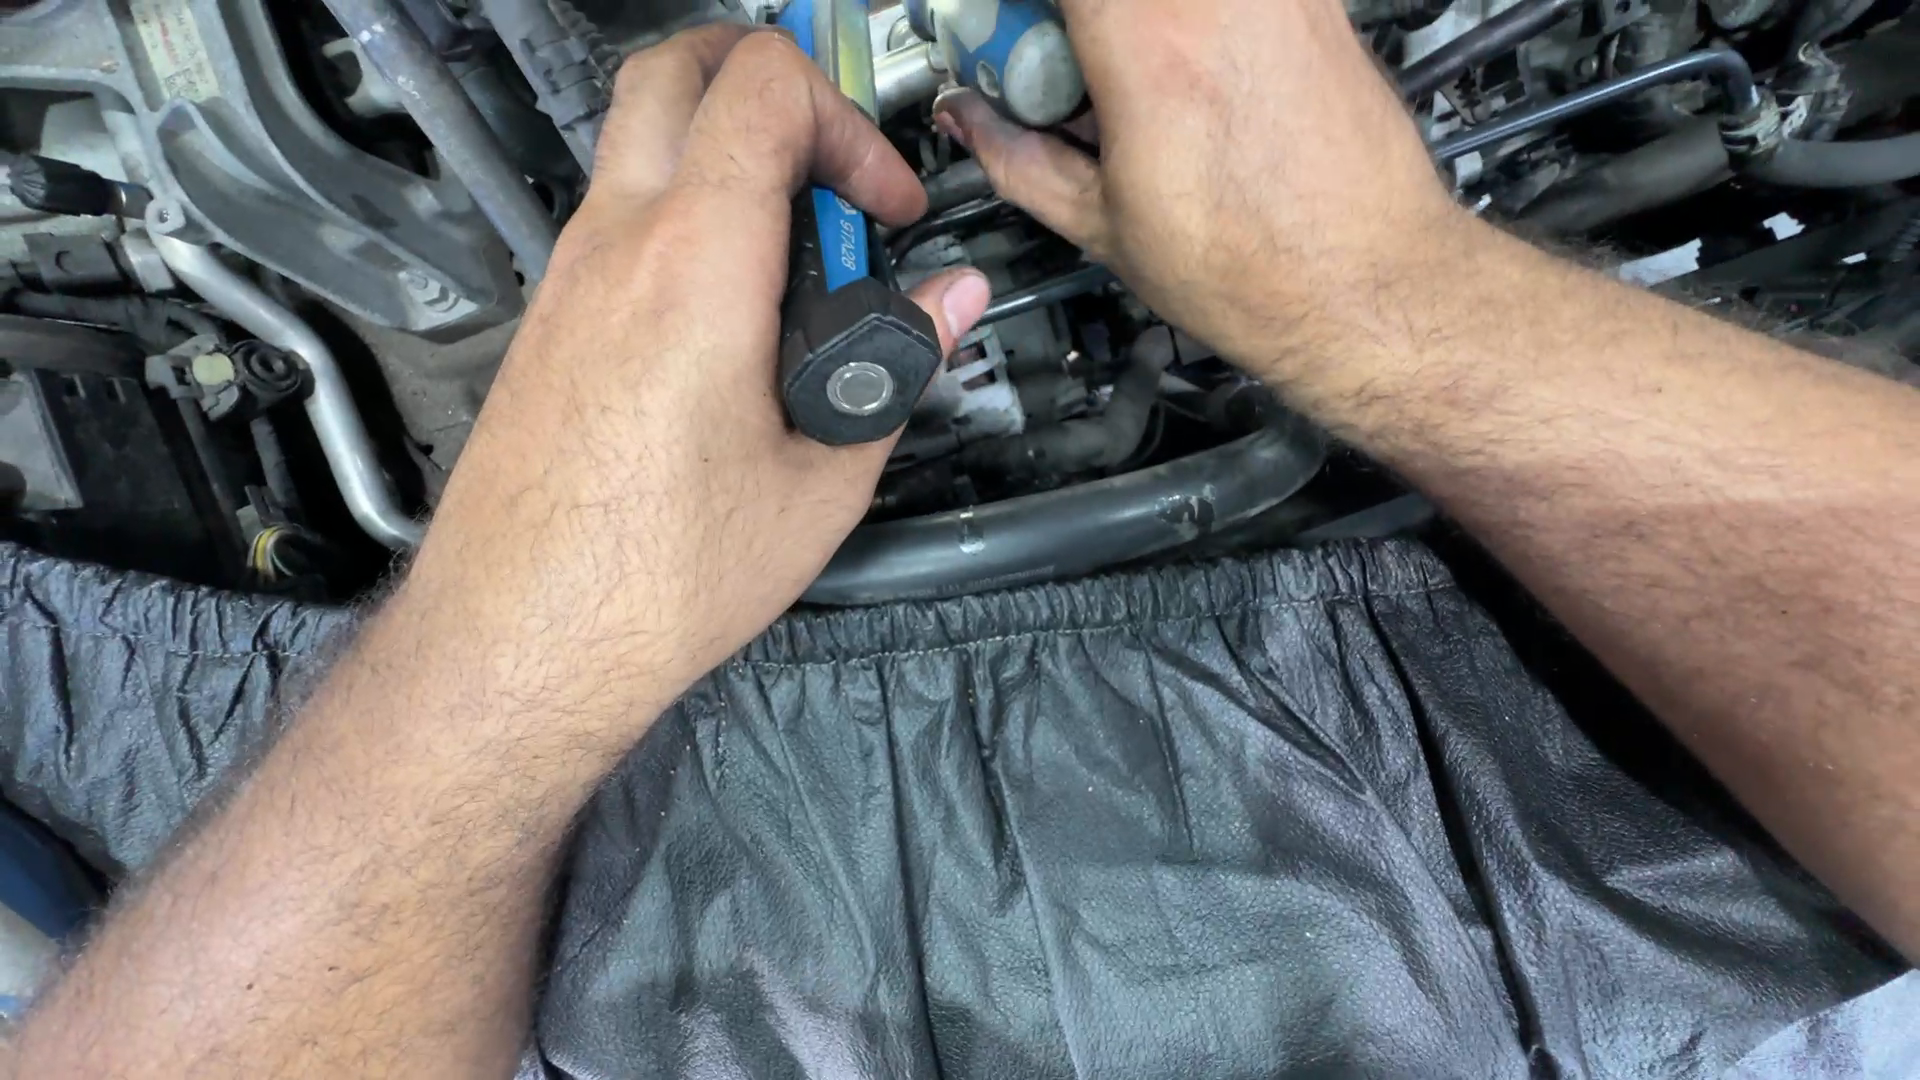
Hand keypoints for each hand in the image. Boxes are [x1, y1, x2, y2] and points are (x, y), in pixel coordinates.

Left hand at [395, 26, 991, 727]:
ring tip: (798, 271)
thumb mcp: (826, 480)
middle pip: (676, 70)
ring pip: (643, 144)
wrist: (524, 641)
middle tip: (836, 172)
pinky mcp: (550, 325)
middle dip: (773, 88)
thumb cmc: (670, 575)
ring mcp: (567, 281)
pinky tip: (736, 326)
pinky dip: (690, 226)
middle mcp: (615, 247)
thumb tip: (953, 302)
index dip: (851, 128)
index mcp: (695, 265)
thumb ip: (896, 367)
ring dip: (731, 166)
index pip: (762, 89)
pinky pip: (622, 223)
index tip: (888, 214)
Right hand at [933, 0, 1466, 382]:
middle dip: (1062, 22)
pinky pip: (1216, 2)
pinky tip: (1174, 80)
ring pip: (1156, 0)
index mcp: (1147, 44)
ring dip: (1115, 28)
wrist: (1360, 281)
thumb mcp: (1102, 226)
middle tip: (1048, 63)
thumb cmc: (1249, 270)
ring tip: (1111, 82)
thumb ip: (1018, 158)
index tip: (1005, 30)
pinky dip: (1176, 29)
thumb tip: (969, 120)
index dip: (1015, 7)